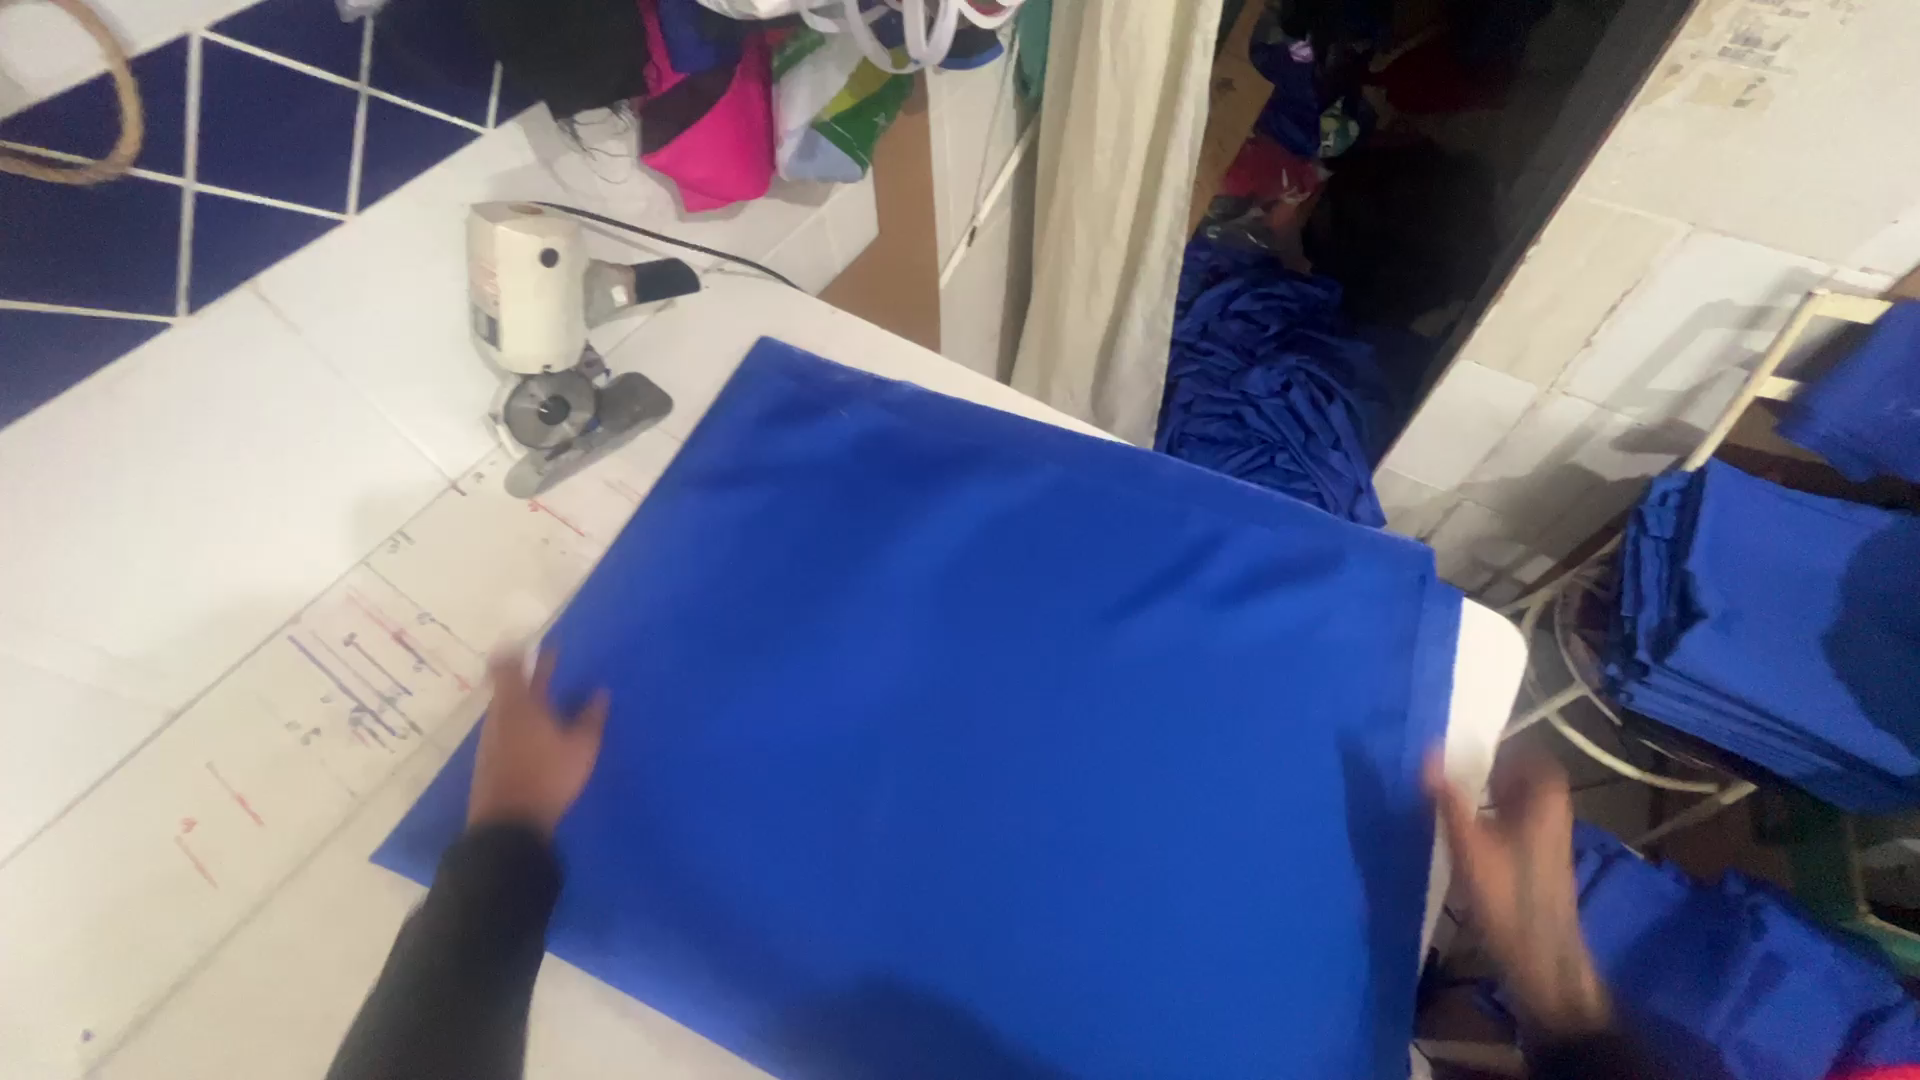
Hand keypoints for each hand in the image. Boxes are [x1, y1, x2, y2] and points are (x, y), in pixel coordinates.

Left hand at [468, 650, 609, 835]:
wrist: (508, 825)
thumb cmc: (548, 776)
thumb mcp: (582, 746)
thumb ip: (591, 717)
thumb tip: (600, 692)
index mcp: (520, 706)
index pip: (508, 668)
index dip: (516, 652)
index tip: (526, 641)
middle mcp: (500, 717)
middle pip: (509, 687)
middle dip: (529, 674)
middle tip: (551, 661)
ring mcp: (491, 740)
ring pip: (508, 709)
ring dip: (526, 699)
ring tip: (549, 697)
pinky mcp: (490, 760)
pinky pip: (507, 728)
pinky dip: (522, 720)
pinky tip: (538, 731)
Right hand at [1425, 747, 1612, 1036]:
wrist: (1539, 958)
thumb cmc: (1506, 895)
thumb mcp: (1469, 843)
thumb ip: (1447, 797)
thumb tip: (1428, 750)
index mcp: (1545, 808)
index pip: (1539, 762)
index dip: (1511, 748)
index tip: (1473, 740)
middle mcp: (1551, 820)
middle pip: (1529, 782)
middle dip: (1494, 768)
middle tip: (1453, 760)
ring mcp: (1545, 845)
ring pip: (1521, 804)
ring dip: (1491, 792)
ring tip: (1450, 787)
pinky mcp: (1534, 864)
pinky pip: (1514, 823)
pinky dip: (1491, 815)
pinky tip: (1461, 825)